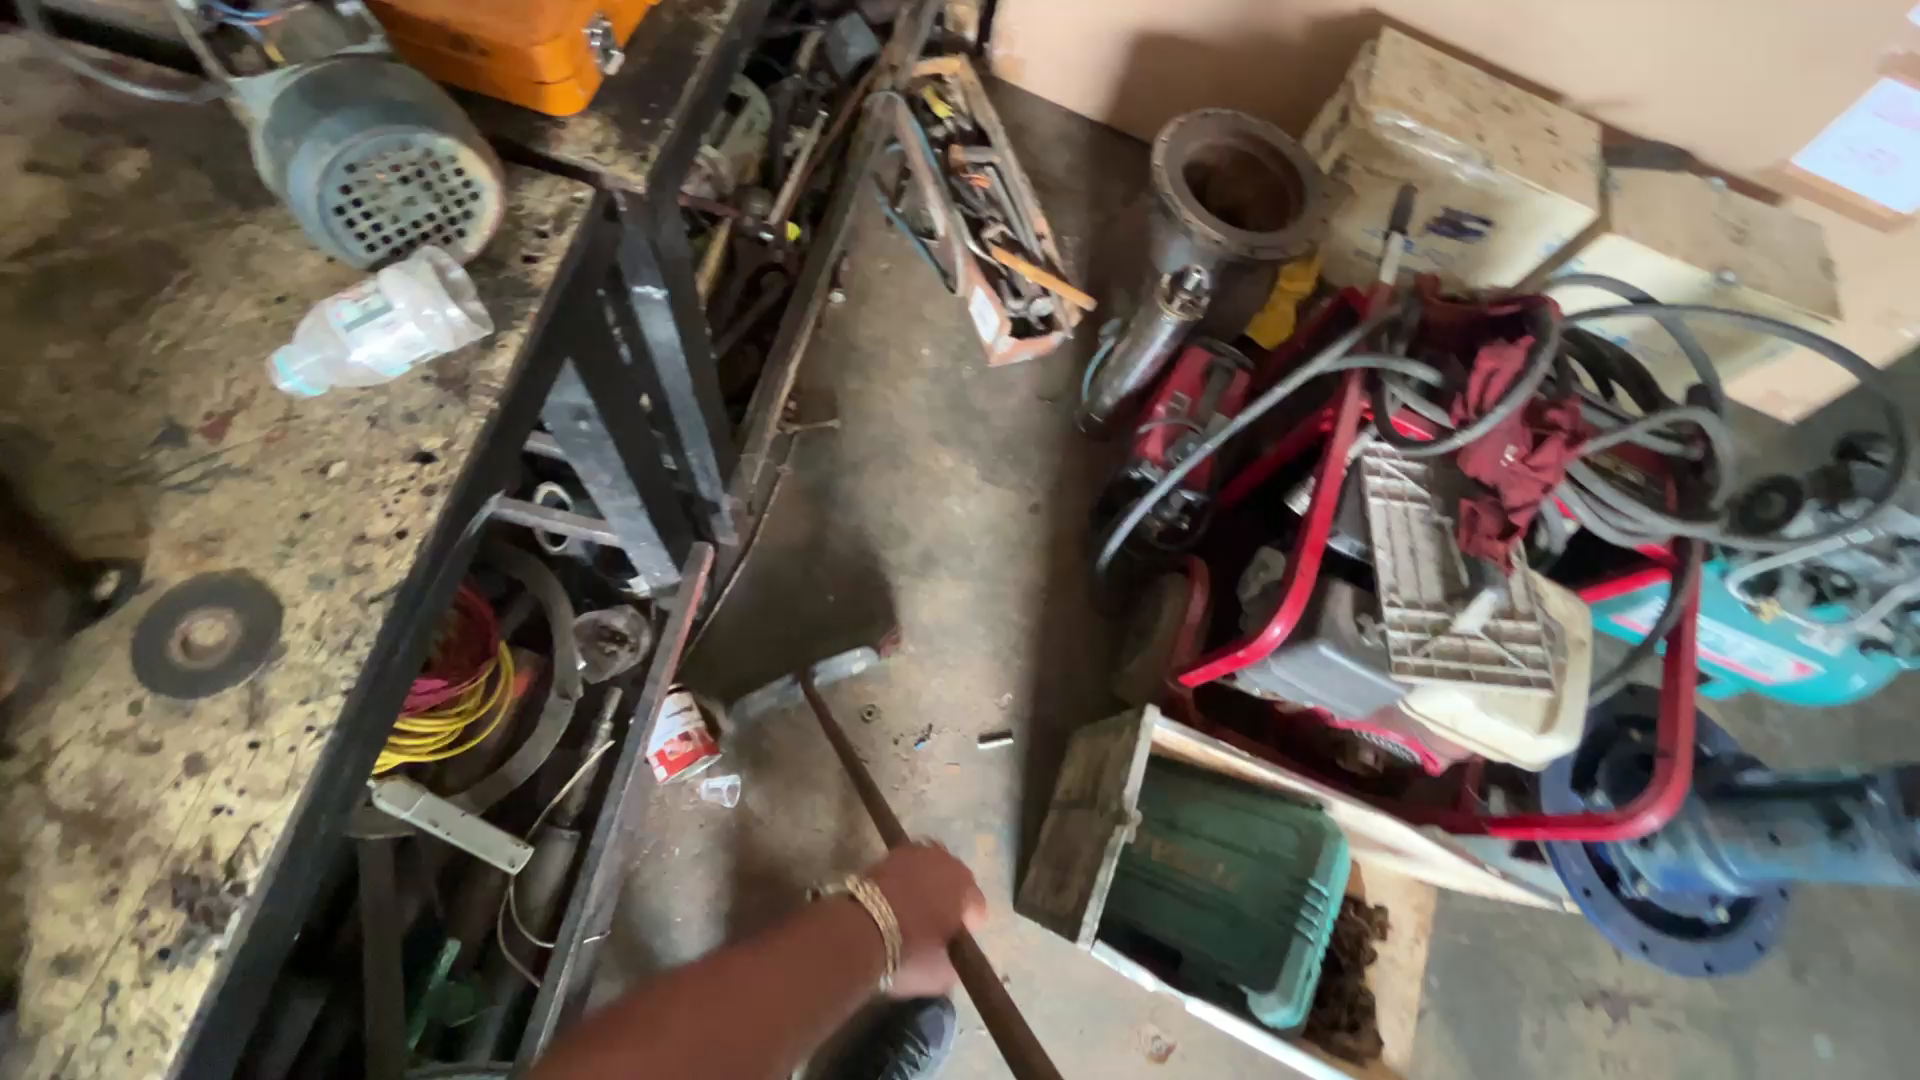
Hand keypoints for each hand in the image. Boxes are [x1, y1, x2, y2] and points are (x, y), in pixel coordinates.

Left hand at [864, 843, 986, 997]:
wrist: (859, 932)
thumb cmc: (909, 953)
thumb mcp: (942, 974)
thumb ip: (955, 958)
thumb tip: (949, 955)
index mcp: (965, 888)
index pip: (977, 906)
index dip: (968, 926)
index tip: (956, 942)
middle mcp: (945, 861)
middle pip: (955, 879)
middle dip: (950, 898)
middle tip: (937, 924)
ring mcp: (915, 853)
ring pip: (930, 867)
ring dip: (928, 884)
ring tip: (914, 908)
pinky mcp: (887, 855)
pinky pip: (905, 867)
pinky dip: (904, 880)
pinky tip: (895, 899)